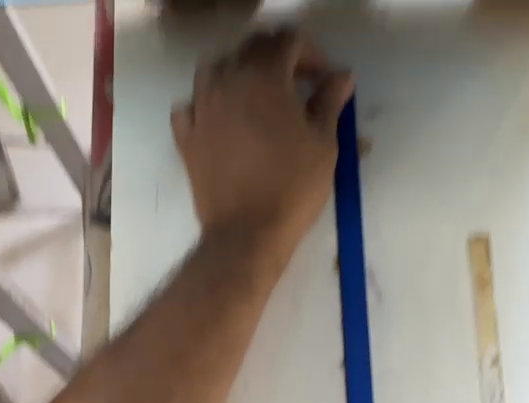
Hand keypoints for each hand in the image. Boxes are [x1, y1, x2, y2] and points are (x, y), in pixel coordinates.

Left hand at [172, 29, 353, 260]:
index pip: (287, 42)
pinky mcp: (186, 138)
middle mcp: (227, 82)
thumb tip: (341, 76)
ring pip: (214, 70)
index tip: (322, 79)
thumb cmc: (292, 188)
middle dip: (276, 59)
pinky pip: (189, 107)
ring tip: (255, 98)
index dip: (310, 54)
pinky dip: (205, 106)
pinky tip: (220, 120)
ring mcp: (201, 109)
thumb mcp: (324, 144)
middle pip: (250, 50)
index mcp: (264, 77)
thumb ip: (329, 102)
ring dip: (237, 74)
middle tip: (296, 86)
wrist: (247, 234)